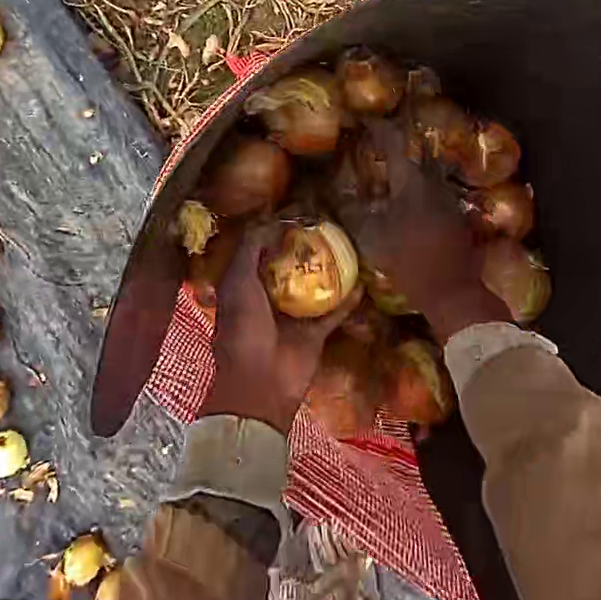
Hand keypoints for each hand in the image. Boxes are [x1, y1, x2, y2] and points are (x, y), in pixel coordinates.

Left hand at [198, 220, 362, 432]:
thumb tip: (268, 222)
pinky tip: (362, 283)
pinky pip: (334, 313)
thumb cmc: (242, 328)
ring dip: (328, 273)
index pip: (260, 254)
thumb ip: (249, 251)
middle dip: (305, 251)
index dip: (274, 235)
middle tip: (327, 228)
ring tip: (347, 248)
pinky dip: (347, 301)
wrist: (259, 383)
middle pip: (290, 269)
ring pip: (314, 289)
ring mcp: (293, 317)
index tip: (296, 216)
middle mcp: (269, 299)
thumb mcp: (238, 282)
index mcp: (246, 286)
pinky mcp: (314, 334)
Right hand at [329, 119, 509, 340]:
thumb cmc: (409, 260)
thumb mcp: (372, 237)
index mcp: (411, 179)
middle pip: (416, 147)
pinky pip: (436, 184)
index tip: (362, 120)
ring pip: (428, 166)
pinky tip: (409, 194)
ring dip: (411, 159)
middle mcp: (433, 180)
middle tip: (377, 139)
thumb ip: (352, 211)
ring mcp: (448, 195)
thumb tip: (334, 192)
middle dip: (397, 138)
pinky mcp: (456, 212)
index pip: (394, 139)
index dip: (377, 126)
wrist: (453, 289)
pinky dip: (420, 180)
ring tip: (391, 164)